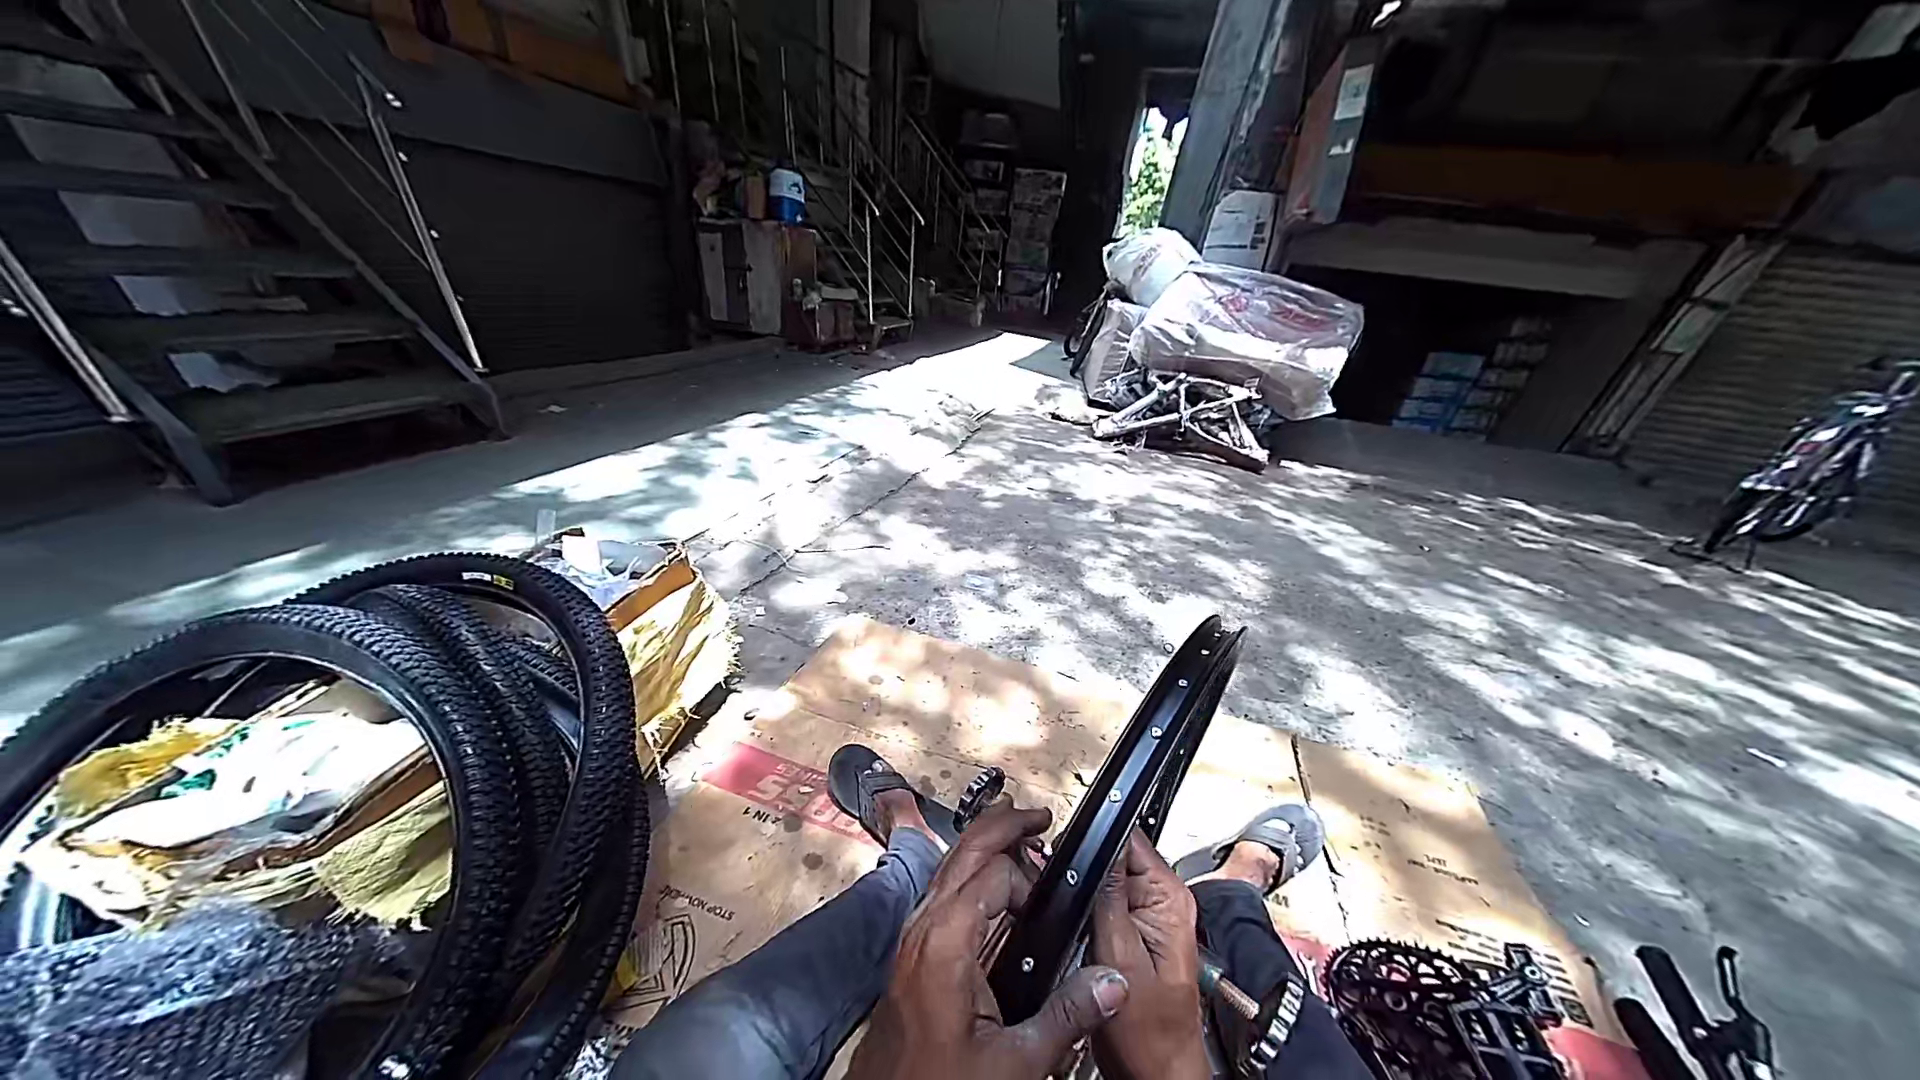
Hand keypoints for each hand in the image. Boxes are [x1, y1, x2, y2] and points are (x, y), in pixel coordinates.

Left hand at [846, 800, 1130, 1079]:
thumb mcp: (1014, 1063)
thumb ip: (1066, 1016)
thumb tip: (1111, 983)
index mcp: (946, 940)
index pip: (995, 875)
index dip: (1030, 880)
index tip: (1053, 896)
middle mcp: (925, 924)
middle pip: (965, 849)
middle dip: (1003, 825)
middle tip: (1039, 818)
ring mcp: (914, 931)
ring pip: (950, 862)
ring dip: (986, 842)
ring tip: (1017, 833)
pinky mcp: (914, 945)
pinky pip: (943, 887)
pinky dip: (971, 869)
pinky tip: (990, 880)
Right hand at [1090, 829, 1209, 1079]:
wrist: (1155, 1074)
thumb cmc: (1148, 1033)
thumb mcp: (1119, 955)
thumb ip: (1108, 896)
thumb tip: (1098, 847)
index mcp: (1168, 897)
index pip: (1129, 838)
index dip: (1094, 842)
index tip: (1070, 857)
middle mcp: (1164, 899)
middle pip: (1114, 854)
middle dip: (1087, 870)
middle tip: (1074, 903)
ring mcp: (1150, 913)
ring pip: (1105, 877)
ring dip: (1086, 893)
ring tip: (1083, 927)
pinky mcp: (1135, 927)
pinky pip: (1105, 901)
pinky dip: (1089, 911)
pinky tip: (1086, 934)